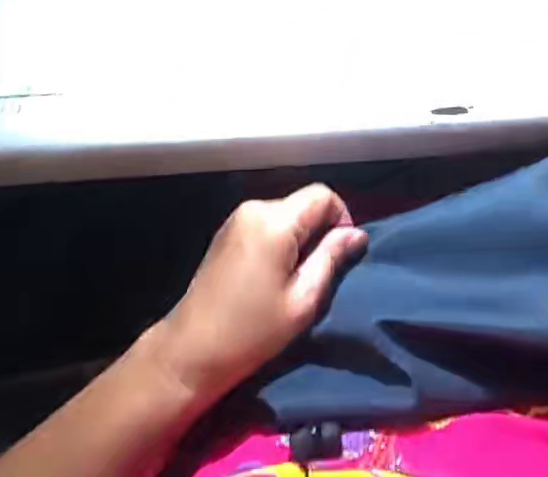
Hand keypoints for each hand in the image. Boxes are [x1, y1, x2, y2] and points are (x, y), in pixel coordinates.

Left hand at [142, 184, 367, 401]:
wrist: (190, 351)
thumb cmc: (252, 331)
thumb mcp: (303, 300)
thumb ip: (331, 258)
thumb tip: (357, 233)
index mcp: (275, 221)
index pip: (323, 195)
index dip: (341, 218)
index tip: (340, 254)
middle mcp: (255, 207)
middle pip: (304, 202)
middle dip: (319, 230)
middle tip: (318, 273)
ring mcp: (238, 217)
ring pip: (287, 212)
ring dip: (300, 236)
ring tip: (295, 278)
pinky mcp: (228, 230)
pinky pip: (267, 222)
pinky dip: (280, 239)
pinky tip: (273, 274)